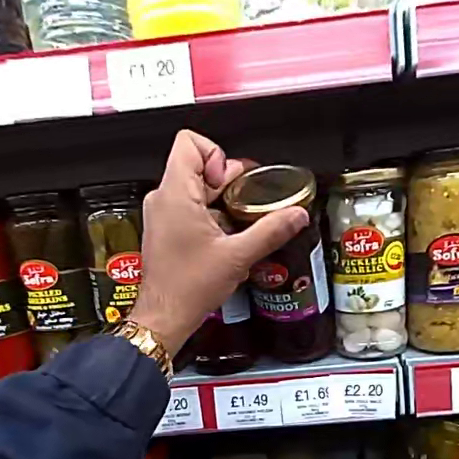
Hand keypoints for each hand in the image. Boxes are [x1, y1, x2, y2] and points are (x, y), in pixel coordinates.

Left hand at [127, 130, 309, 356]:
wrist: (165, 317)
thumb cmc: (187, 288)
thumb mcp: (238, 256)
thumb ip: (271, 230)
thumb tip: (296, 215)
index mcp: (175, 194)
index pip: (190, 142)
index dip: (217, 154)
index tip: (232, 183)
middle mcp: (163, 199)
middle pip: (198, 164)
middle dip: (228, 180)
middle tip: (246, 202)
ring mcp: (162, 215)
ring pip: (195, 187)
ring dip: (221, 200)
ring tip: (239, 222)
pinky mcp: (166, 231)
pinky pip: (190, 207)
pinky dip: (211, 215)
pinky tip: (227, 238)